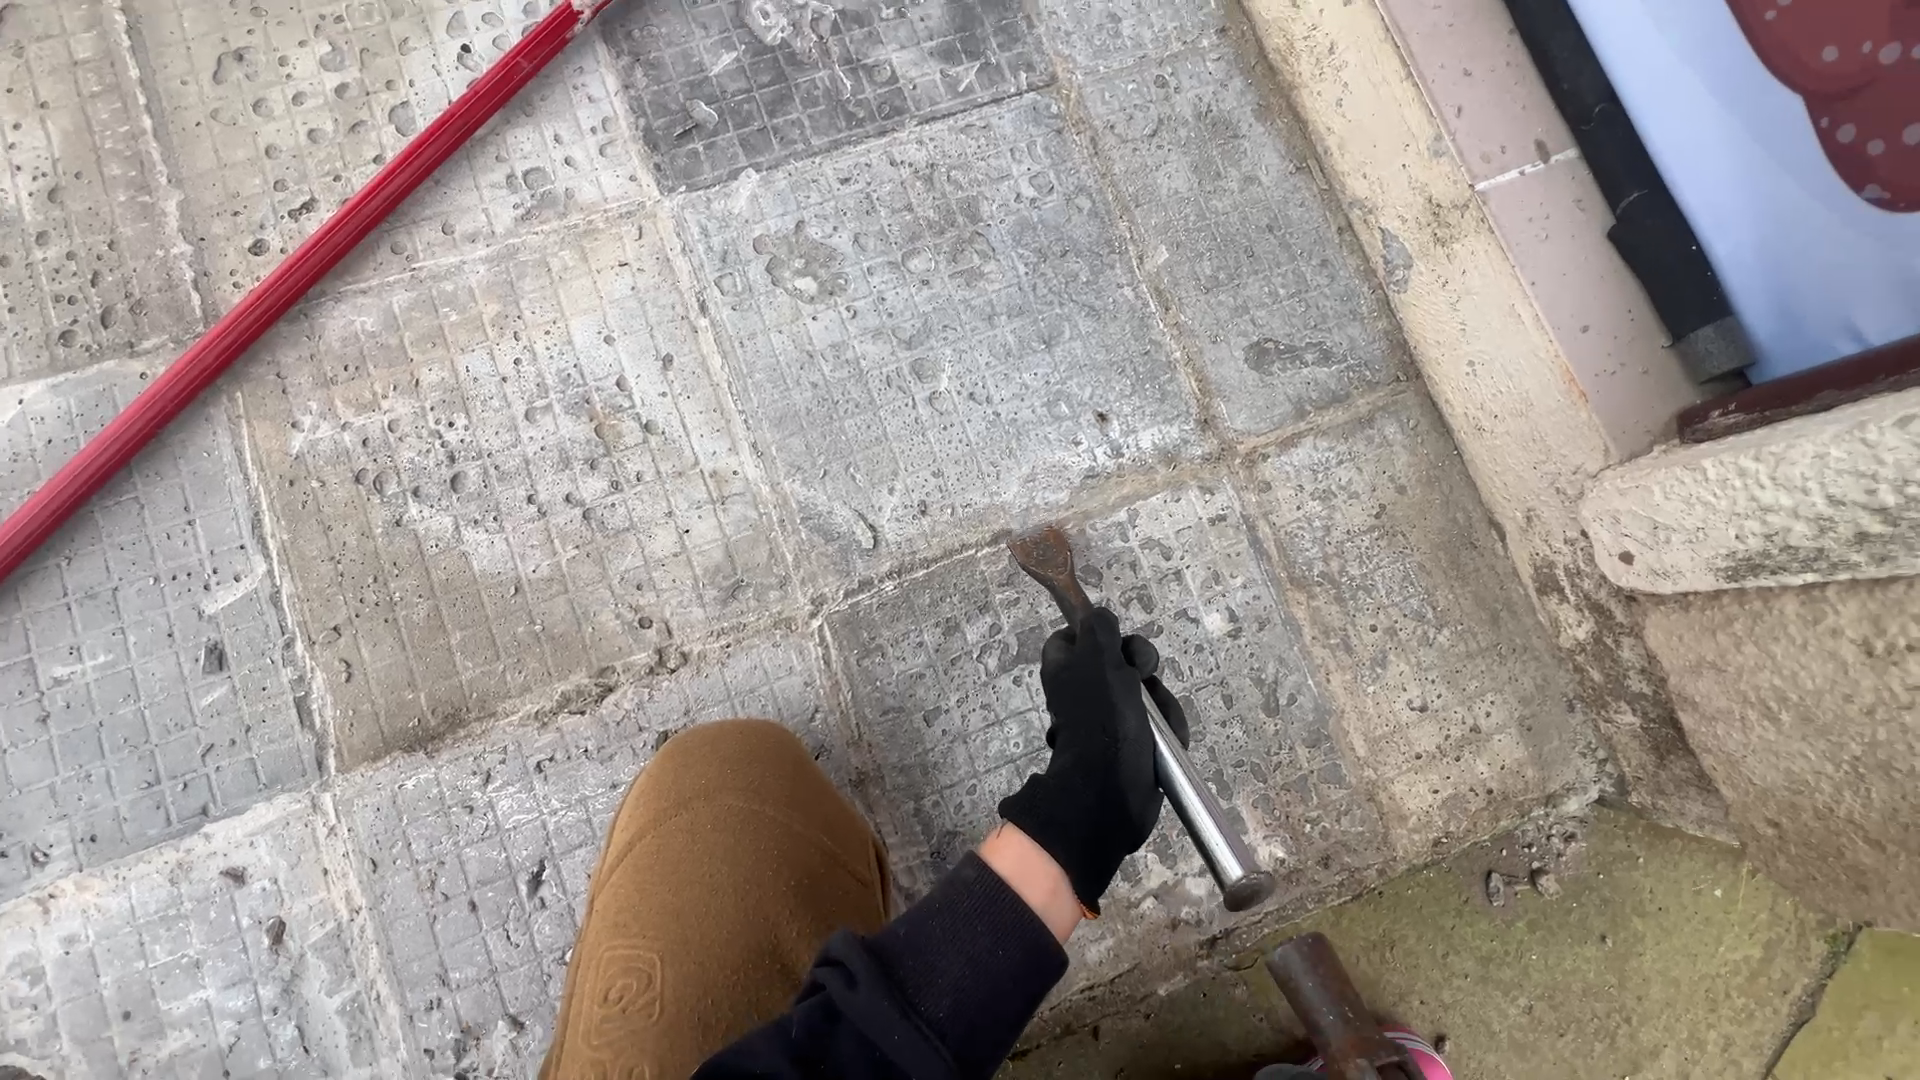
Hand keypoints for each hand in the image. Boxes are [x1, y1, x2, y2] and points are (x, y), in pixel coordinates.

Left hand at [996, 608, 1188, 913]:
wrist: (1112, 790)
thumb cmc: (1100, 719)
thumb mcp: (1096, 659)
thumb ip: (1098, 630)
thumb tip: (1098, 615)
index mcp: (1065, 669)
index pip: (1075, 635)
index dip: (1097, 633)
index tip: (1113, 640)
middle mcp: (1085, 690)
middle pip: (1122, 658)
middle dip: (1140, 666)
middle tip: (1140, 676)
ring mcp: (1112, 717)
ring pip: (1147, 690)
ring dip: (1158, 702)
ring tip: (1154, 720)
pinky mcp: (1137, 740)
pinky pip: (1160, 720)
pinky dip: (1167, 727)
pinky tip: (1164, 738)